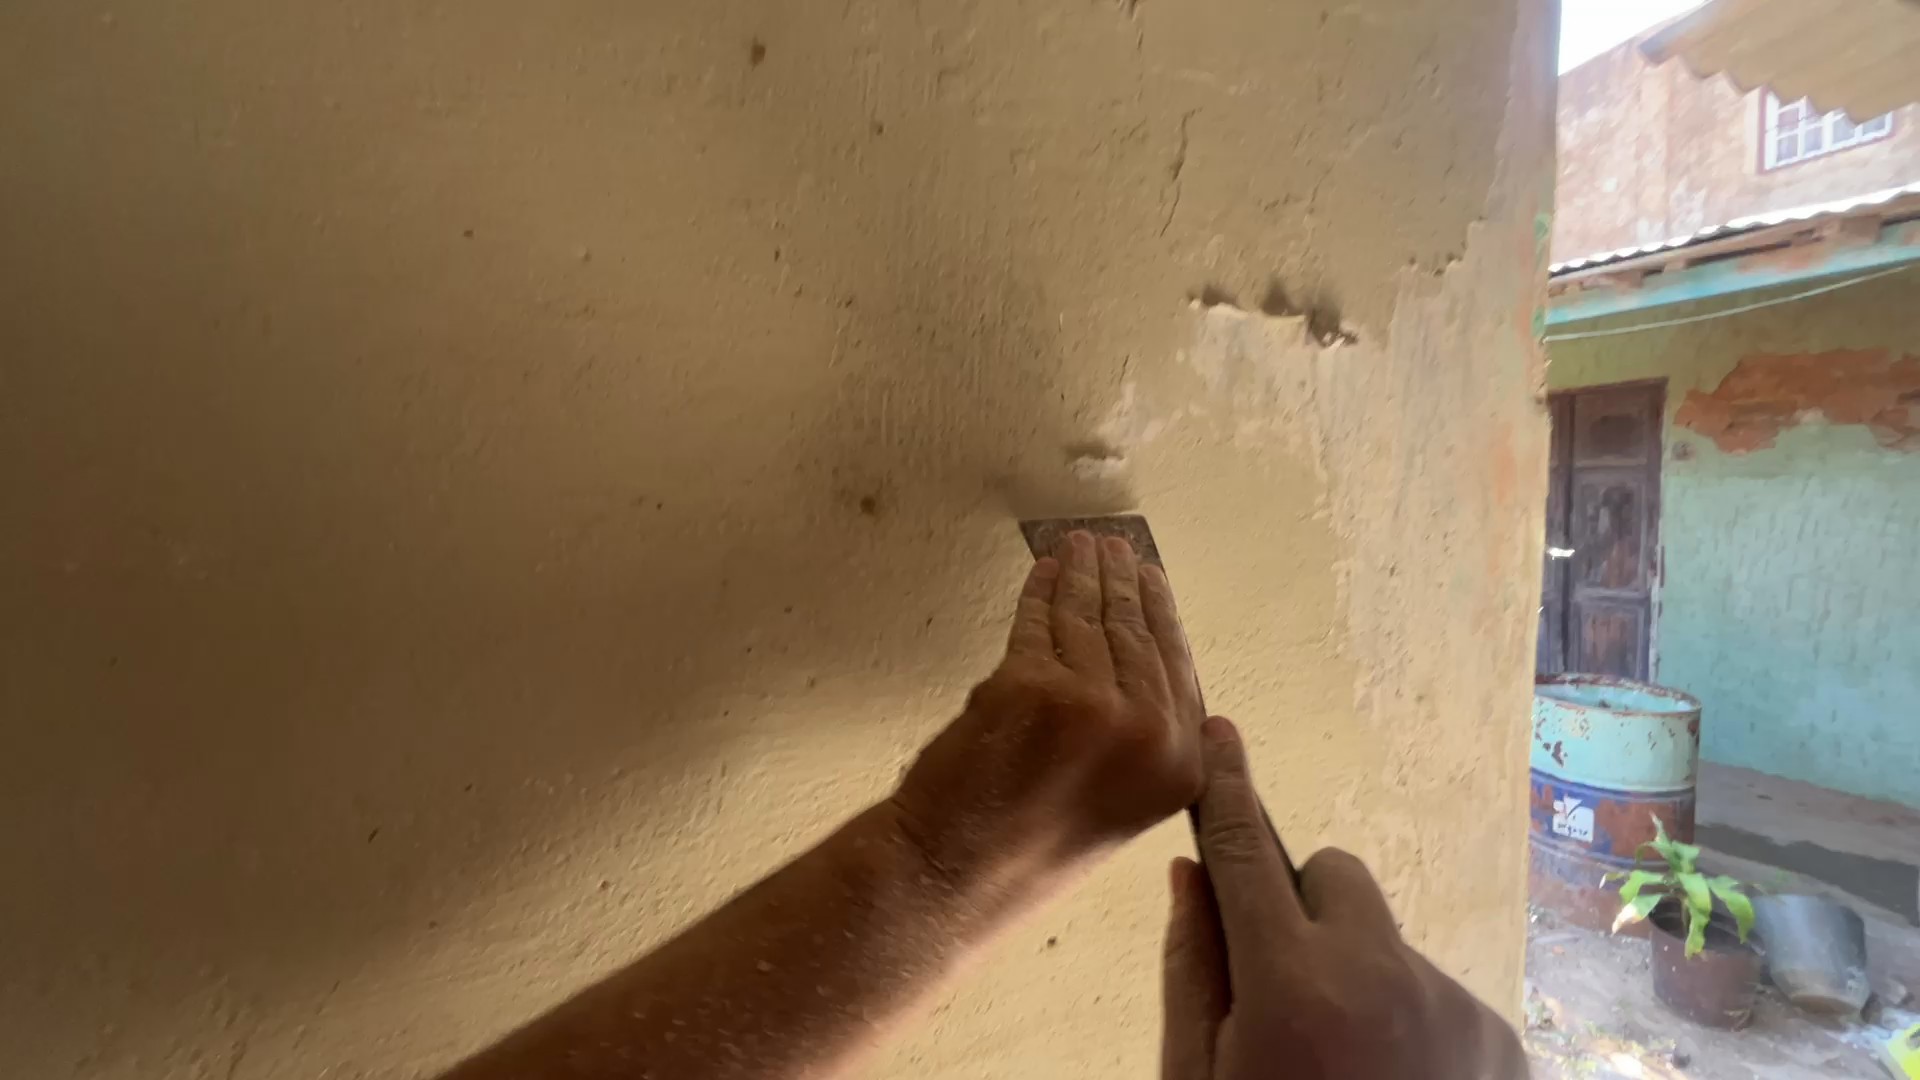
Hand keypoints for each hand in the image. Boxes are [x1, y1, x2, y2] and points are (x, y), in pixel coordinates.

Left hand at [888, 531, 1205, 911]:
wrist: (956, 871)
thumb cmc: (1031, 840)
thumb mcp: (1117, 793)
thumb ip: (1138, 727)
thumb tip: (1133, 646)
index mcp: (1179, 765)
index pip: (1175, 663)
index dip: (1160, 609)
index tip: (1150, 572)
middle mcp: (1147, 730)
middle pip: (1133, 630)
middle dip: (1120, 578)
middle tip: (1113, 542)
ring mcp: (1090, 704)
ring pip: (1086, 617)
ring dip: (1080, 572)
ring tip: (1079, 543)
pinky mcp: (1031, 683)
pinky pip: (1038, 620)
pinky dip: (1038, 590)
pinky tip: (1045, 569)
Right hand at [1161, 718, 1526, 1079]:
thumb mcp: (1194, 1077)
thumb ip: (1191, 964)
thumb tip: (1191, 872)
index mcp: (1291, 984)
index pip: (1244, 848)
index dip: (1226, 783)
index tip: (1220, 729)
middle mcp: (1382, 976)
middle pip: (1334, 872)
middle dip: (1299, 896)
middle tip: (1279, 975)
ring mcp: (1456, 1010)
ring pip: (1380, 936)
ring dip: (1351, 964)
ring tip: (1346, 1061)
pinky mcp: (1505, 1046)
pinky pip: (1429, 987)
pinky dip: (1402, 1012)